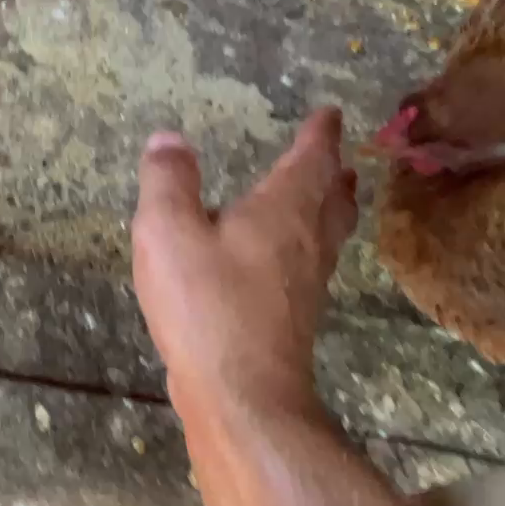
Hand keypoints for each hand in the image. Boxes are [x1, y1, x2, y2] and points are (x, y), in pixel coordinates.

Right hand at [130, 108, 357, 415]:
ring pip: (327, 233)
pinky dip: (308, 240)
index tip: (330, 113)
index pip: (310, 163)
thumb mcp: (168, 230)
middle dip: (332, 174)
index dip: (319, 136)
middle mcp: (304, 242)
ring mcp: (303, 283)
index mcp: (281, 212)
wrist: (241, 392)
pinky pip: (310, 260)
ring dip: (329, 207)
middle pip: (330, 200)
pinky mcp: (292, 315)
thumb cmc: (204, 302)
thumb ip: (167, 181)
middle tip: (338, 157)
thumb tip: (169, 138)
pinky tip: (283, 255)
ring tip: (327, 196)